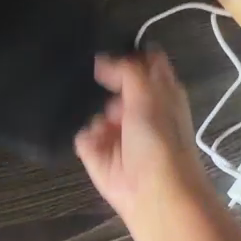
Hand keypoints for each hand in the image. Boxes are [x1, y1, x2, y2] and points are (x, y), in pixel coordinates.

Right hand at [75, 51, 214, 229]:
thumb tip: (102, 59)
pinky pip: (82, 135)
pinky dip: (87, 138)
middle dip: (104, 86)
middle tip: (103, 88)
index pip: (143, 64)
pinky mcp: (96, 152)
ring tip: (108, 129)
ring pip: (94, 109)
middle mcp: (137, 111)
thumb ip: (127, 71)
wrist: (151, 189)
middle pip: (114, 86)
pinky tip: (97, 144)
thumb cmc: (159, 140)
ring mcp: (115, 132)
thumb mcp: (148, 95)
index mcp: (159, 94)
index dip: (129, 55)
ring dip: (97, 116)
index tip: (112, 50)